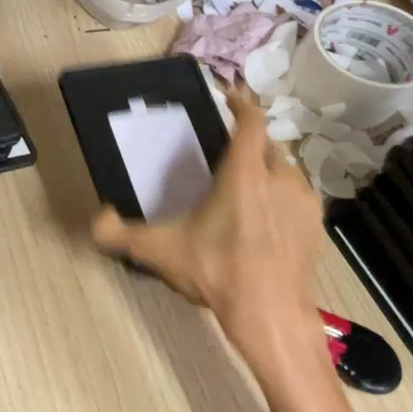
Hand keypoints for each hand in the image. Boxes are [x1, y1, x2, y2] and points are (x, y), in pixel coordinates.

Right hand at [92, 88, 323, 363]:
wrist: (270, 314)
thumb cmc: (216, 273)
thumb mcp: (157, 252)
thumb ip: (117, 234)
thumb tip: (96, 219)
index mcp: (244, 174)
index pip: (250, 123)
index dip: (241, 104)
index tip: (229, 96)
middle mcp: (281, 178)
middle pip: (269, 144)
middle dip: (250, 141)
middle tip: (226, 152)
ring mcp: (304, 202)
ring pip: (287, 169)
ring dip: (267, 169)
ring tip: (244, 185)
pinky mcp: (316, 225)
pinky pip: (298, 196)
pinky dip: (281, 196)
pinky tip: (264, 217)